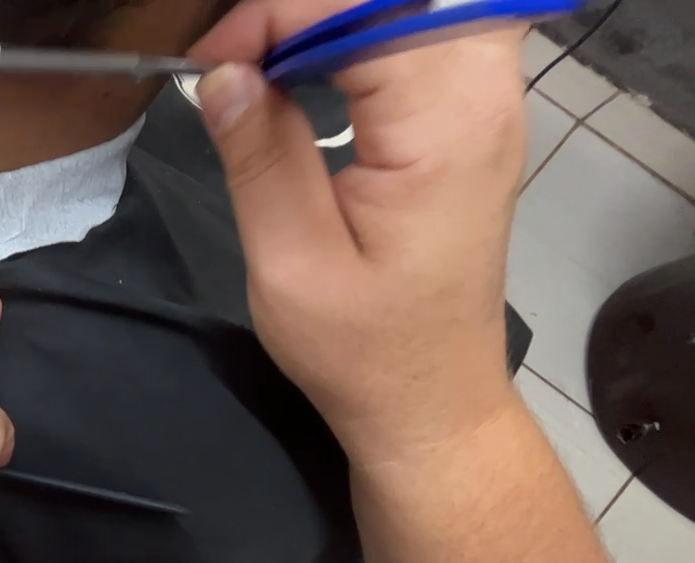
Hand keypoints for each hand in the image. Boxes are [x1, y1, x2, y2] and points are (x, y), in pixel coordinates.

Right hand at [190, 2, 527, 464]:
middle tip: (229, 67)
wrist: (424, 393)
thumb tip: (223, 77)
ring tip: (257, 69)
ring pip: (407, 9)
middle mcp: (486, 88)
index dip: (271, 19)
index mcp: (443, 124)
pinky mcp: (471, 116)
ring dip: (324, 25)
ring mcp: (488, 98)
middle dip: (297, 14)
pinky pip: (417, 37)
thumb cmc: (357, 346)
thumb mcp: (289, 261)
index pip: (359, 12)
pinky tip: (306, 78)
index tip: (205, 69)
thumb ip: (259, 159)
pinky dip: (352, 42)